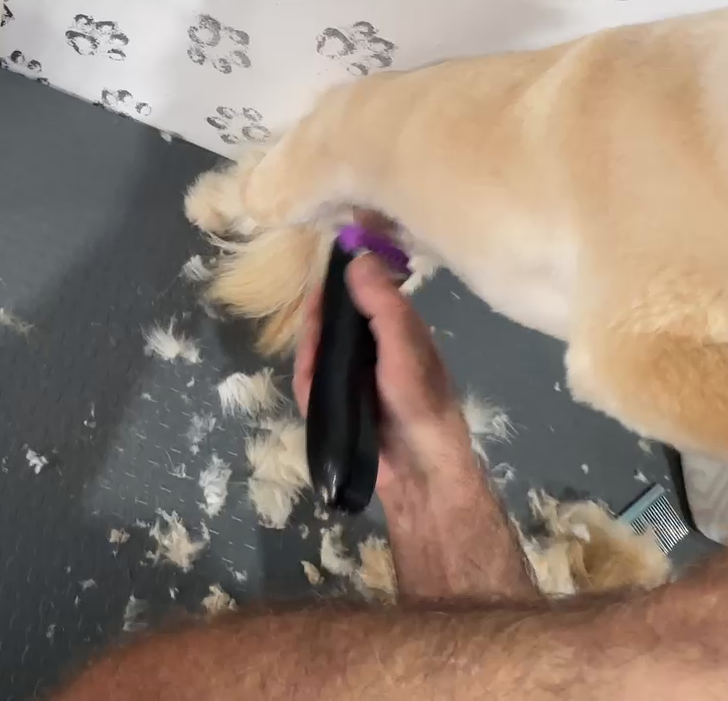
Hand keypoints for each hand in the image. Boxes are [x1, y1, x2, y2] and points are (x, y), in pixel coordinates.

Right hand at [291, 255, 468, 494]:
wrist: (416, 471)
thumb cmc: (420, 402)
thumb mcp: (404, 347)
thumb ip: (382, 304)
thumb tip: (356, 255)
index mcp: (393, 324)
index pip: (360, 287)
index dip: (338, 279)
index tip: (321, 276)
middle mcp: (369, 342)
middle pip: (330, 314)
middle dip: (316, 321)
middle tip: (313, 332)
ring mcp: (348, 370)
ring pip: (314, 344)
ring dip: (309, 353)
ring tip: (316, 371)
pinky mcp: (332, 395)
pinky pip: (309, 376)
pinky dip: (307, 380)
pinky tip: (313, 389)